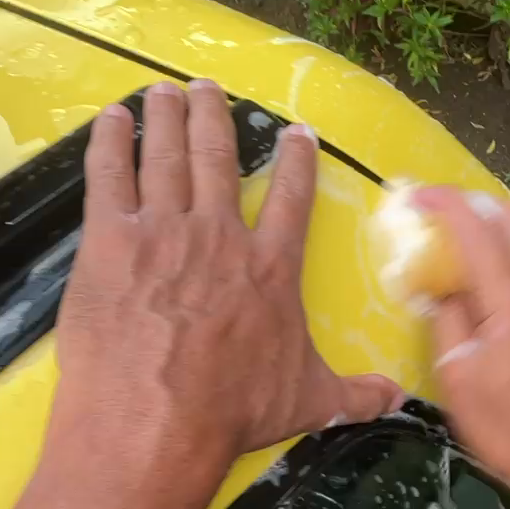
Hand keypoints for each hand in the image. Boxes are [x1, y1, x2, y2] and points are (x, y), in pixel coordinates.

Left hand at [42, 81, 402, 500]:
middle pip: (219, 159)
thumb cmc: (237, 409)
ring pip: (167, 156)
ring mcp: (163, 232)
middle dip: (216, 118)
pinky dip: (110, 143)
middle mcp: (220, 235)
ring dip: (167, 118)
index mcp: (271, 267)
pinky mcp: (110, 242)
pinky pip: (109, 177)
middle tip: (207, 87)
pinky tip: (111, 120)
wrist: (159, 420)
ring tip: (164, 92)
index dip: (296, 161)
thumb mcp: (310, 402)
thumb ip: (356, 395)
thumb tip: (400, 401)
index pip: (291, 198)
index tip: (296, 132)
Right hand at [413, 187, 509, 508]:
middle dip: (472, 203)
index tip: (412, 196)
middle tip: (437, 211)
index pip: (475, 229)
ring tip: (471, 231)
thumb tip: (437, 288)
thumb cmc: (506, 427)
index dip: (441, 203)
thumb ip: (446, 320)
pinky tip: (507, 264)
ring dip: (502, 221)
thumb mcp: (458, 377)